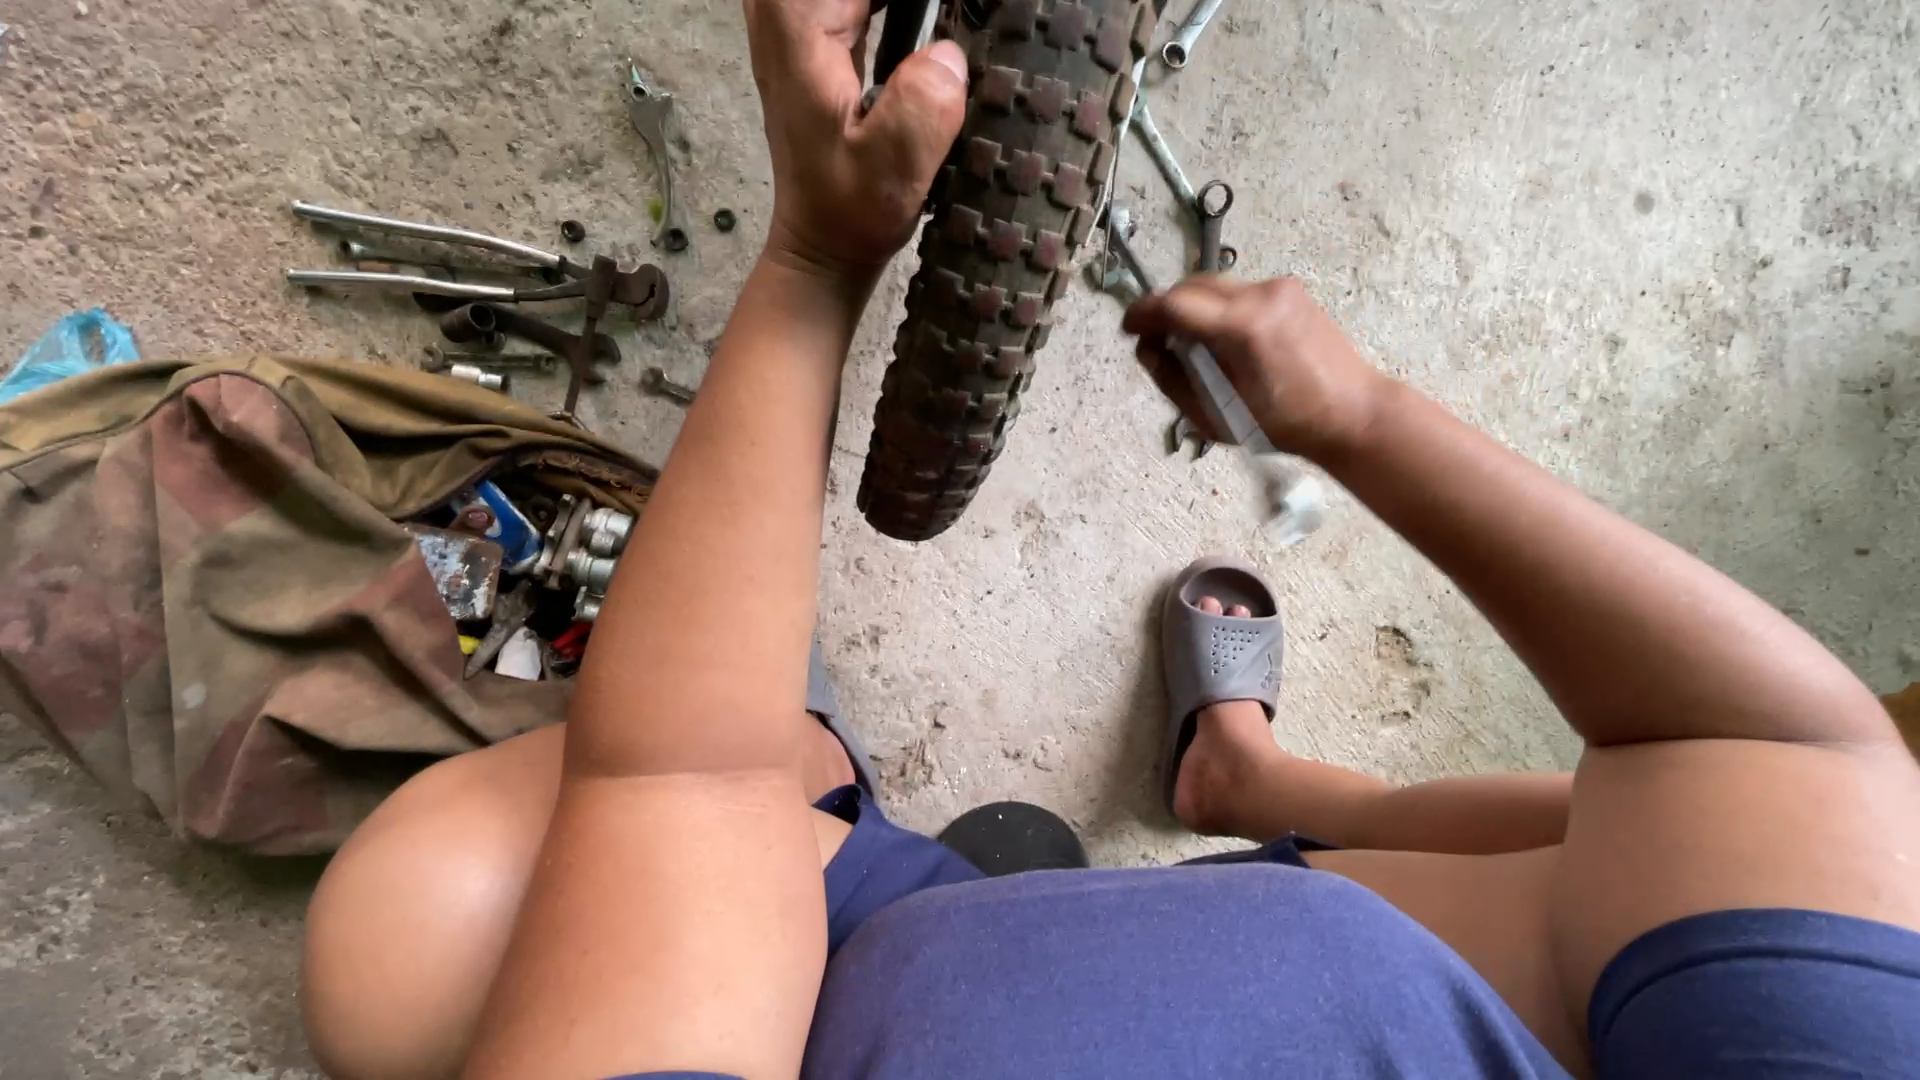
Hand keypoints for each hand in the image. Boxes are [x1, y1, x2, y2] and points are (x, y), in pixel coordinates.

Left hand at [743, 0, 968, 279]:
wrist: (822, 242)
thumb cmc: (850, 213)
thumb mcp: (891, 173)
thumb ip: (921, 109)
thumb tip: (949, 53)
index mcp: (799, 20)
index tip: (954, 12)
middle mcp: (785, 5)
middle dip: (908, 1)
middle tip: (952, 18)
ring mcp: (794, 14)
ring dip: (904, 1)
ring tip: (942, 18)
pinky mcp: (813, 30)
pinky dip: (894, 2)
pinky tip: (926, 14)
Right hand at [1122, 276, 1395, 459]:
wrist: (1351, 412)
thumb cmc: (1281, 424)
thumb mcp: (1213, 415)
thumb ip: (1171, 378)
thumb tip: (1147, 348)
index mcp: (1242, 328)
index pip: (1175, 303)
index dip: (1143, 312)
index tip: (1128, 327)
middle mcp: (1261, 295)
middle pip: (1192, 286)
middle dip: (1165, 308)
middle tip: (1153, 339)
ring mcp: (1279, 288)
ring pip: (1214, 286)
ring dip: (1191, 308)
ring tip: (1187, 344)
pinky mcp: (1290, 291)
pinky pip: (1237, 293)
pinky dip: (1217, 310)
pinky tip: (1221, 341)